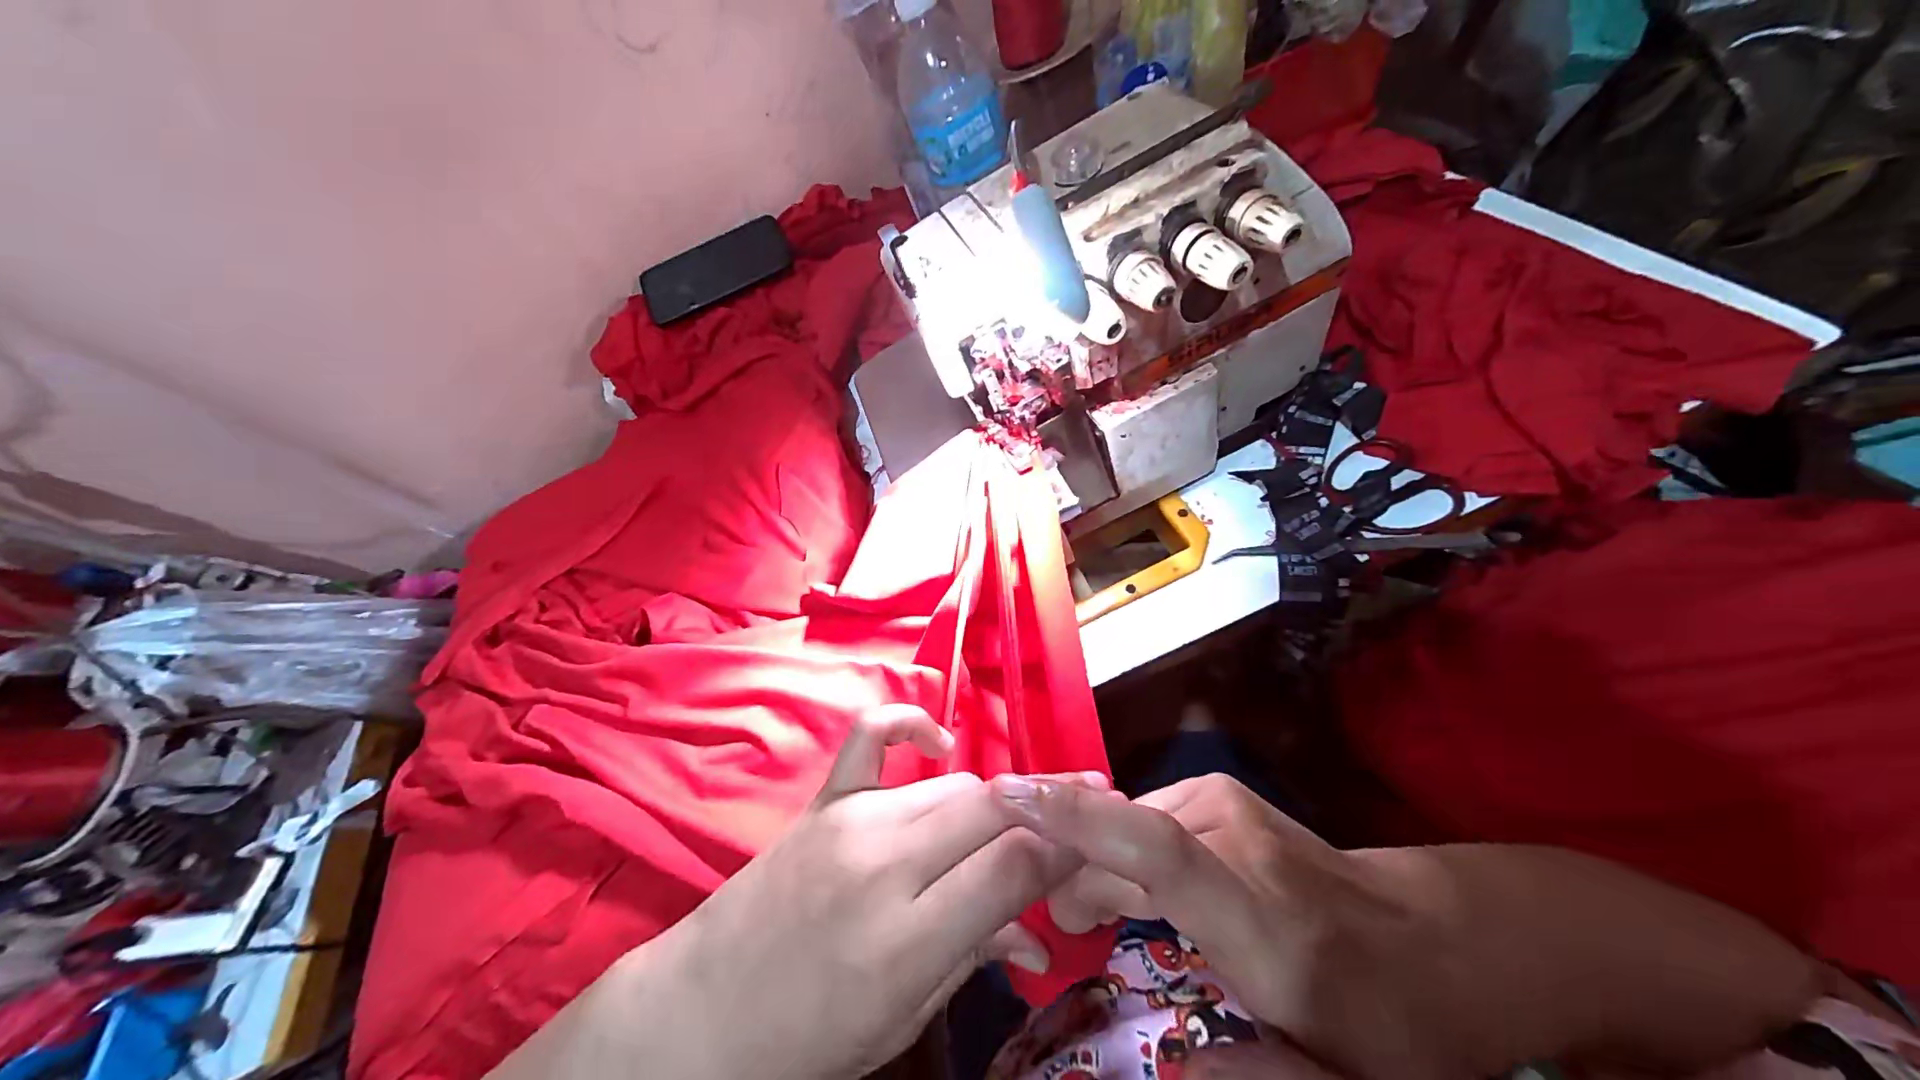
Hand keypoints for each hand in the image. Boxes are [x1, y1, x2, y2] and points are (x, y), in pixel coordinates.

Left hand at [632, 705, 1097, 1079]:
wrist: (701, 1013)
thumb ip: (975, 957)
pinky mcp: (823, 800)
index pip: (1016, 864)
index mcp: (908, 936)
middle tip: (1082, 817)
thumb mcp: (902, 1018)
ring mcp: (851, 821)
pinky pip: (872, 736)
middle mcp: (885, 863)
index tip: (1097, 845)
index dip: (1069, 849)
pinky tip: (939, 744)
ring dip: (996, 799)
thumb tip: (1039, 935)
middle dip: (1049, 811)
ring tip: (1018, 817)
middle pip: (994, 810)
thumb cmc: (807, 1039)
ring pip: (955, 783)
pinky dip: (912, 725)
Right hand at [993, 772, 1454, 1079]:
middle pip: (1117, 846)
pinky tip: (1135, 892)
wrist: (1431, 940)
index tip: (1008, 799)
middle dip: (1070, 884)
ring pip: (1123, 833)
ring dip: (1097, 874)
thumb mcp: (1325, 1076)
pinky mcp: (1215, 789)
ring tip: (1100, 921)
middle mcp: (1237, 838)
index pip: (1158, 852)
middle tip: (1066, 941)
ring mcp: (1225, 801)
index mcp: (1263, 917)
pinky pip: (1142, 823)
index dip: (1077, 822)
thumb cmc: (1383, 1021)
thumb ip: (1245, 1073)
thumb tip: (1148, 1056)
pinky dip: (1122, 855)